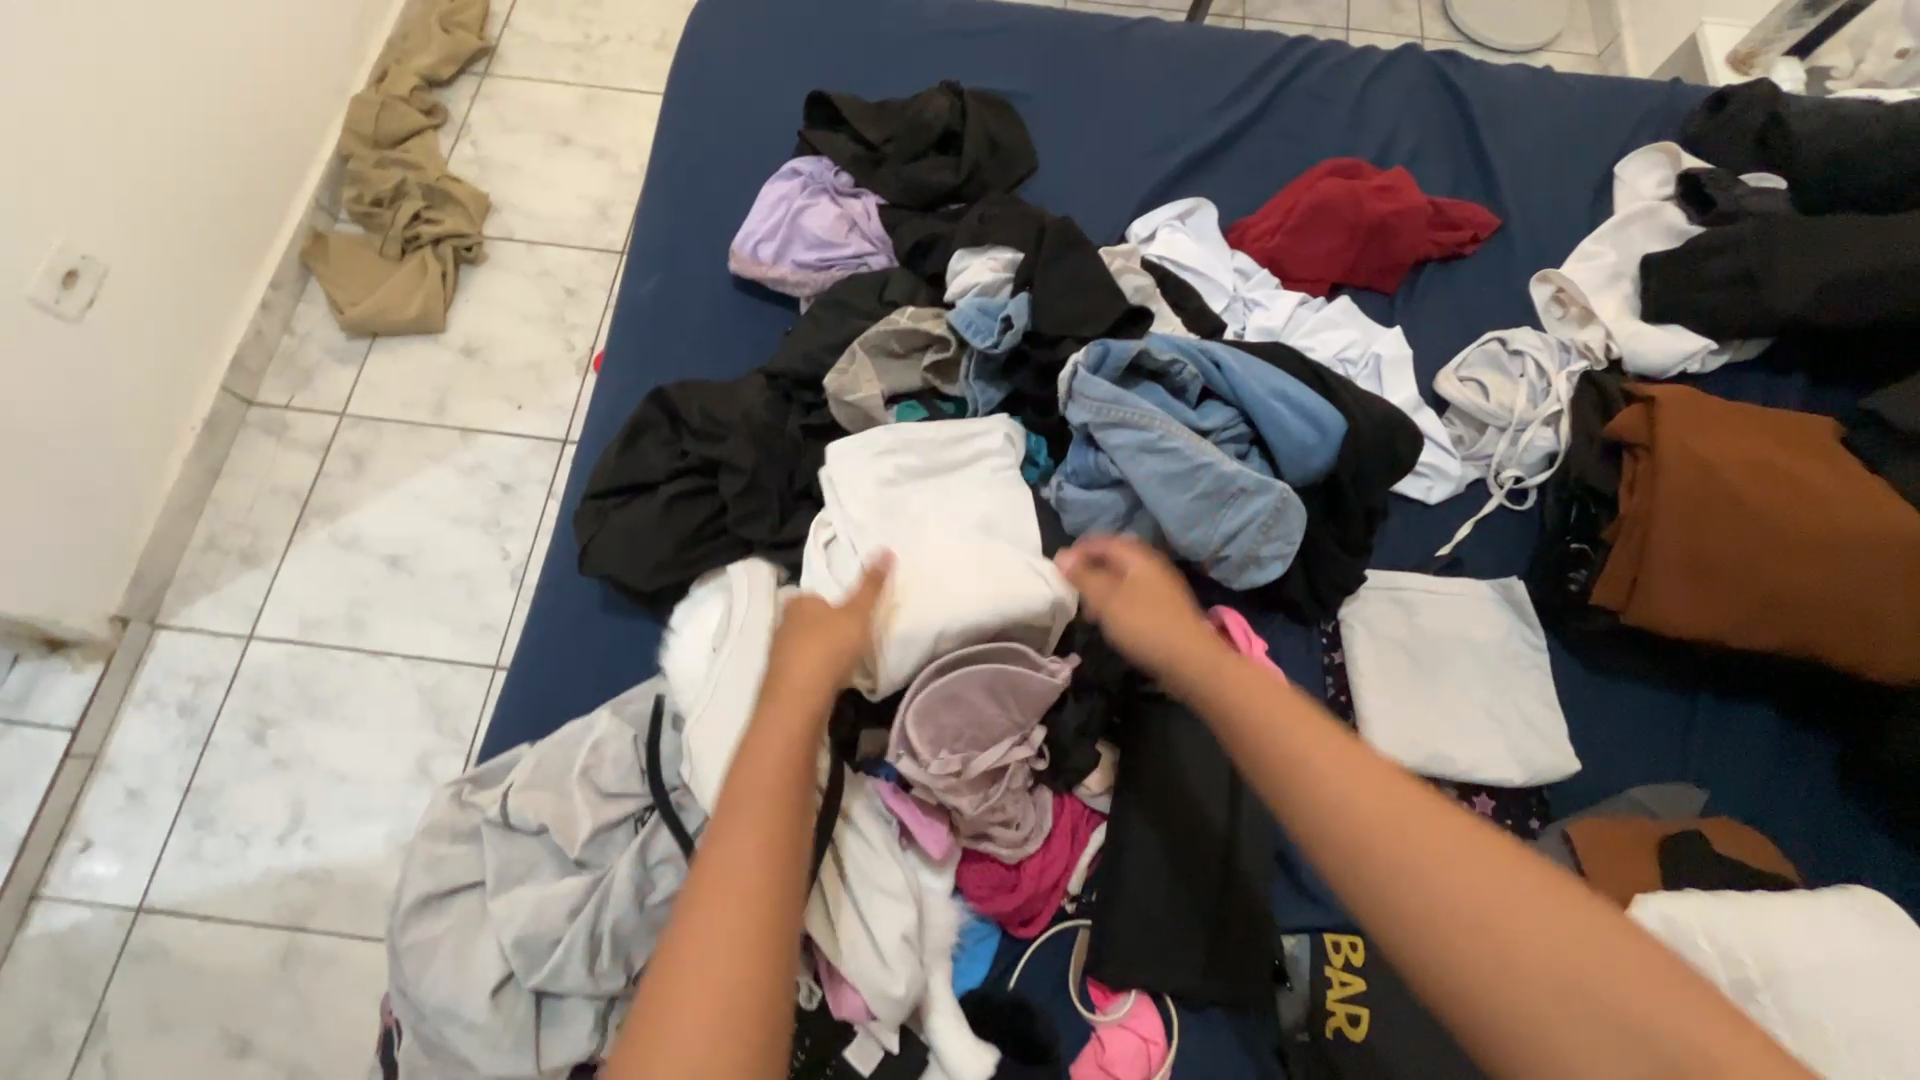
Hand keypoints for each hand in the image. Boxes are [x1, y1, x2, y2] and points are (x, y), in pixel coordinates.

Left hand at [763, 551, 892, 699]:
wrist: (799, 698)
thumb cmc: (829, 647)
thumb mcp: (857, 613)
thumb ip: (871, 585)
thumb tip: (886, 548)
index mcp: (798, 602)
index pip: (815, 596)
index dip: (833, 605)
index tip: (851, 616)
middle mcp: (782, 624)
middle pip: (808, 622)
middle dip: (826, 629)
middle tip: (851, 640)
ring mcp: (777, 654)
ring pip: (803, 647)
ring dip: (820, 654)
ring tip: (843, 664)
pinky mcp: (779, 680)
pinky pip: (802, 670)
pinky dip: (814, 674)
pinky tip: (829, 682)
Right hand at [1054, 534, 1219, 679]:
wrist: (1190, 660)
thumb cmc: (1143, 624)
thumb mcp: (1105, 599)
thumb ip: (1082, 576)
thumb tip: (1061, 555)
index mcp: (1138, 557)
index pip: (1102, 541)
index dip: (1078, 550)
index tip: (1057, 568)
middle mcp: (1151, 565)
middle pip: (1114, 558)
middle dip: (1089, 570)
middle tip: (1071, 587)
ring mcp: (1161, 587)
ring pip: (1123, 578)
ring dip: (1101, 588)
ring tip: (1086, 609)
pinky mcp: (1164, 608)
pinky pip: (1133, 595)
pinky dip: (1115, 602)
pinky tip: (1109, 621)